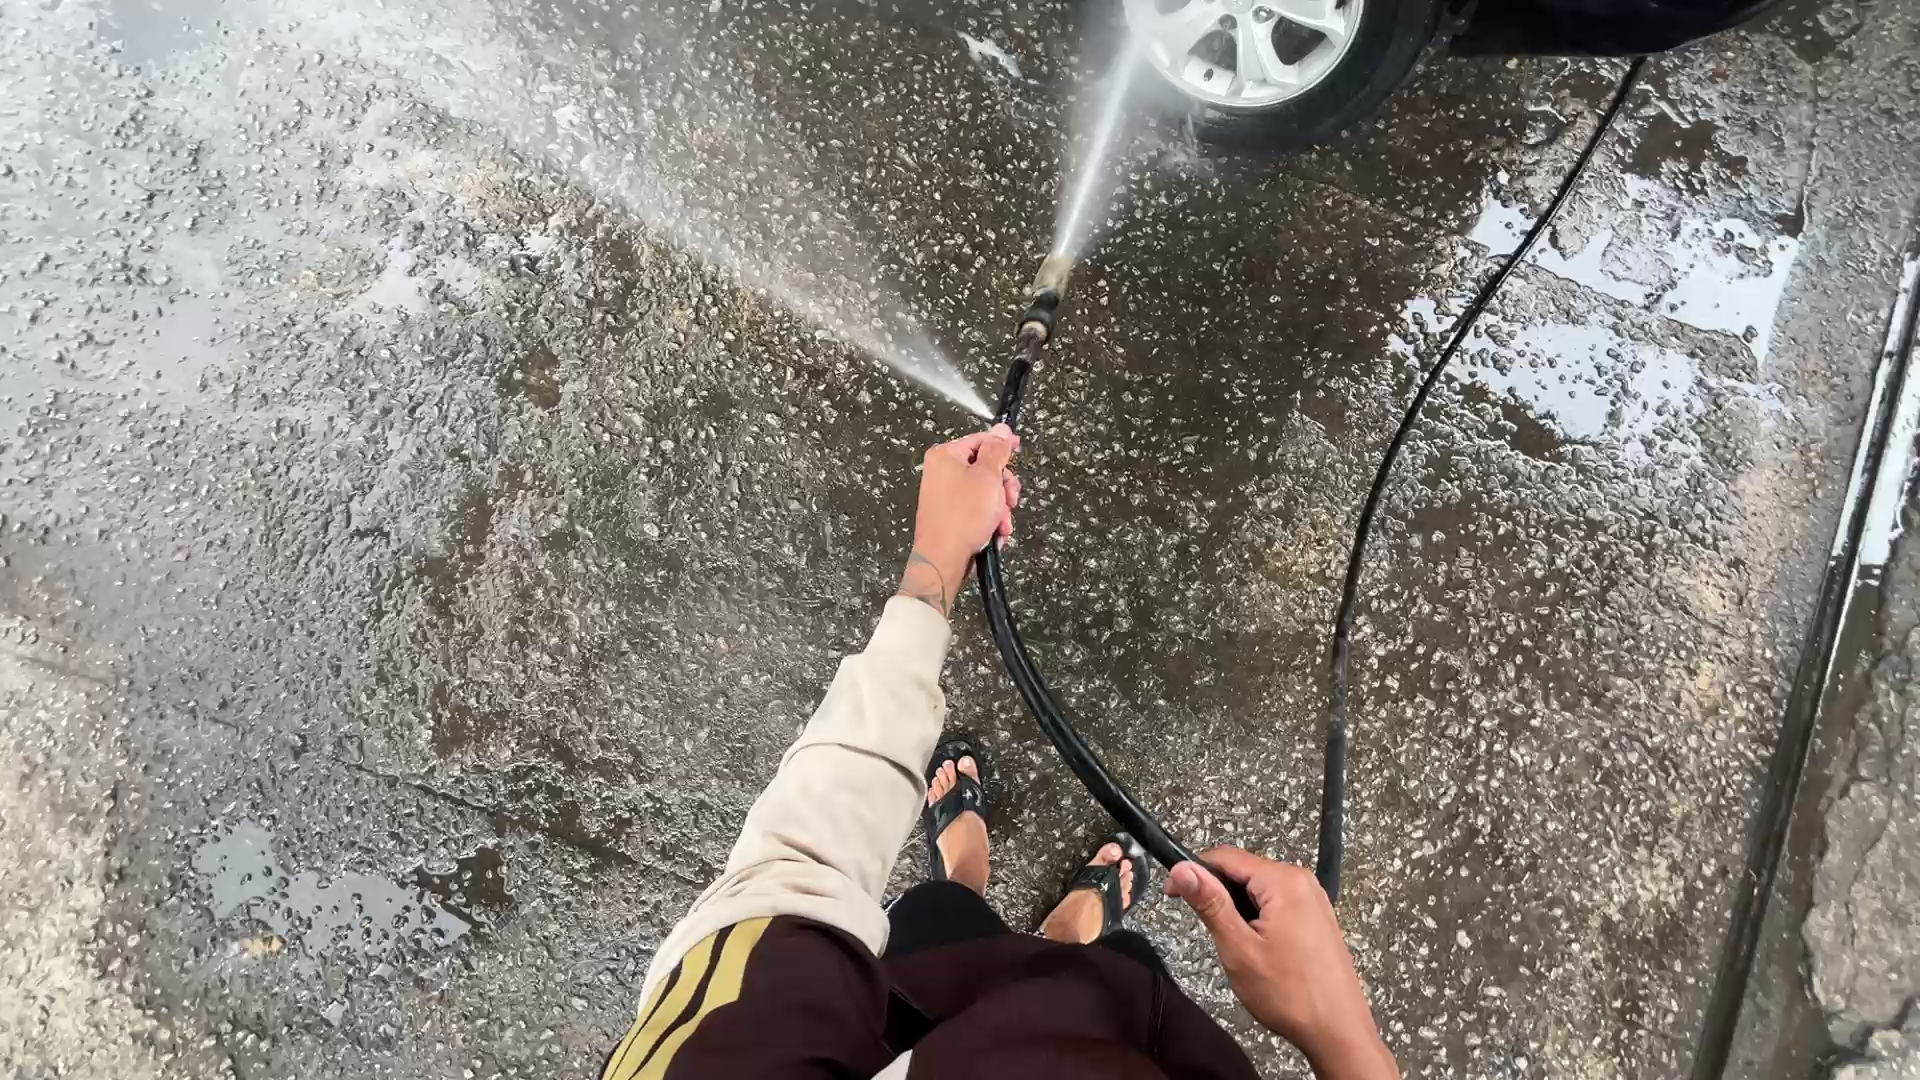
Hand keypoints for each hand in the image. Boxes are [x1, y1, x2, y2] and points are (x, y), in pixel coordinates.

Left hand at [895, 425, 1020, 617]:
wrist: (943, 558)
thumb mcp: (988, 477)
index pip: (980, 440)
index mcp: (946, 456)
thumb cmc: (962, 517)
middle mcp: (941, 472)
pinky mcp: (949, 515)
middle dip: (1003, 487)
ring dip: (999, 508)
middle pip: (984, 468)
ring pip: (984, 492)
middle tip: (1011, 499)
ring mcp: (944, 495)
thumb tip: (1002, 430)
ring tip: (1002, 524)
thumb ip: (997, 450)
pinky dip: (989, 521)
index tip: (1017, 448)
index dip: (1002, 446)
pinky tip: (995, 533)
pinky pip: (976, 510)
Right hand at [1166, 848, 1397, 1079]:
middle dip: (1219, 894)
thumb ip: (1209, 903)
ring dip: (1238, 908)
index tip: (1173, 894)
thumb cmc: (1289, 995)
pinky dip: (1258, 916)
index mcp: (1282, 880)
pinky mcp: (1317, 915)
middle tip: (1212, 932)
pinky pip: (1275, 901)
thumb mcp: (1239, 949)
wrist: (1341, 1037)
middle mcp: (1300, 879)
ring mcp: (1312, 897)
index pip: (1224, 856)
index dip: (1194, 872)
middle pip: (1242, 870)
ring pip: (1257, 888)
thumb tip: (1181, 867)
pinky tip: (1260, 947)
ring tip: (1239, 945)